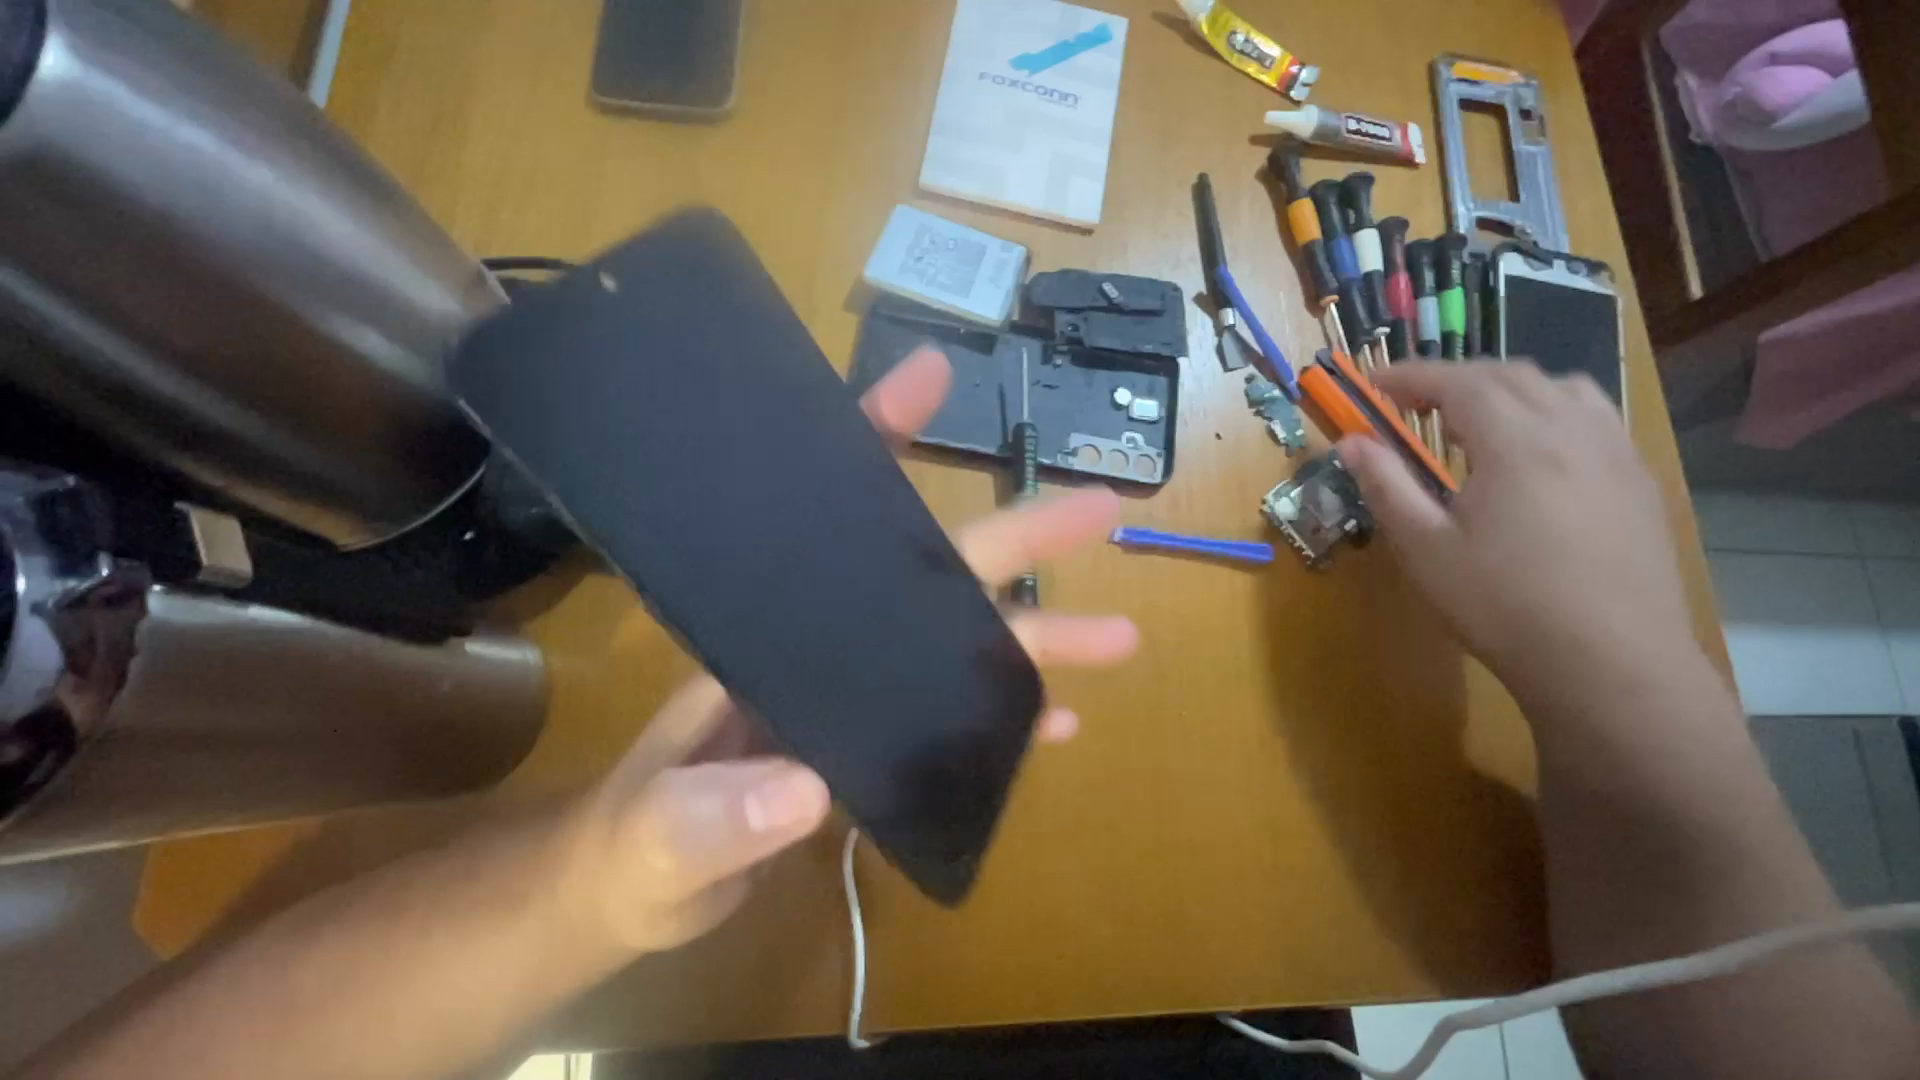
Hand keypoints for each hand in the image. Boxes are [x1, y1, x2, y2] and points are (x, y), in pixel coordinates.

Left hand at [559, 347, 1136, 954]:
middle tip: (1100, 509)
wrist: (635, 893)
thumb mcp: (656, 839)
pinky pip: (951, 719)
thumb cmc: (628, 854)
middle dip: (1015, 538)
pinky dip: (1002, 718)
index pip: (828, 523)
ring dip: (1034, 638)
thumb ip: (710, 817)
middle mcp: (822, 650)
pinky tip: (1054, 721)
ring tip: (1117, 635)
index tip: (929, 378)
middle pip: (930, 579)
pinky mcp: (870, 749)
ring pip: (957, 649)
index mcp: (768, 638)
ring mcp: (854, 698)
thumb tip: (803, 789)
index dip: (874, 444)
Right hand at [1338, 361, 1695, 702]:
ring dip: (1511, 388)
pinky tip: (1537, 453)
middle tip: (1413, 401)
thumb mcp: (1425, 549)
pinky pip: (1595, 419)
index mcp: (1517, 443)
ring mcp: (1616, 454)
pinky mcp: (1639, 483)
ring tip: (1478, 418)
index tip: (1373, 383)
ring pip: (1563, 388)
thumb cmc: (1502, 606)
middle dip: (1457, 378)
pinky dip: (1553, 412)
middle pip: (1512, 375)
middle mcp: (1573, 431)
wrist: (1610, 664)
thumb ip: (1387, 486)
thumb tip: (1351, 442)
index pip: (1460, 382)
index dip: (1412, 375)